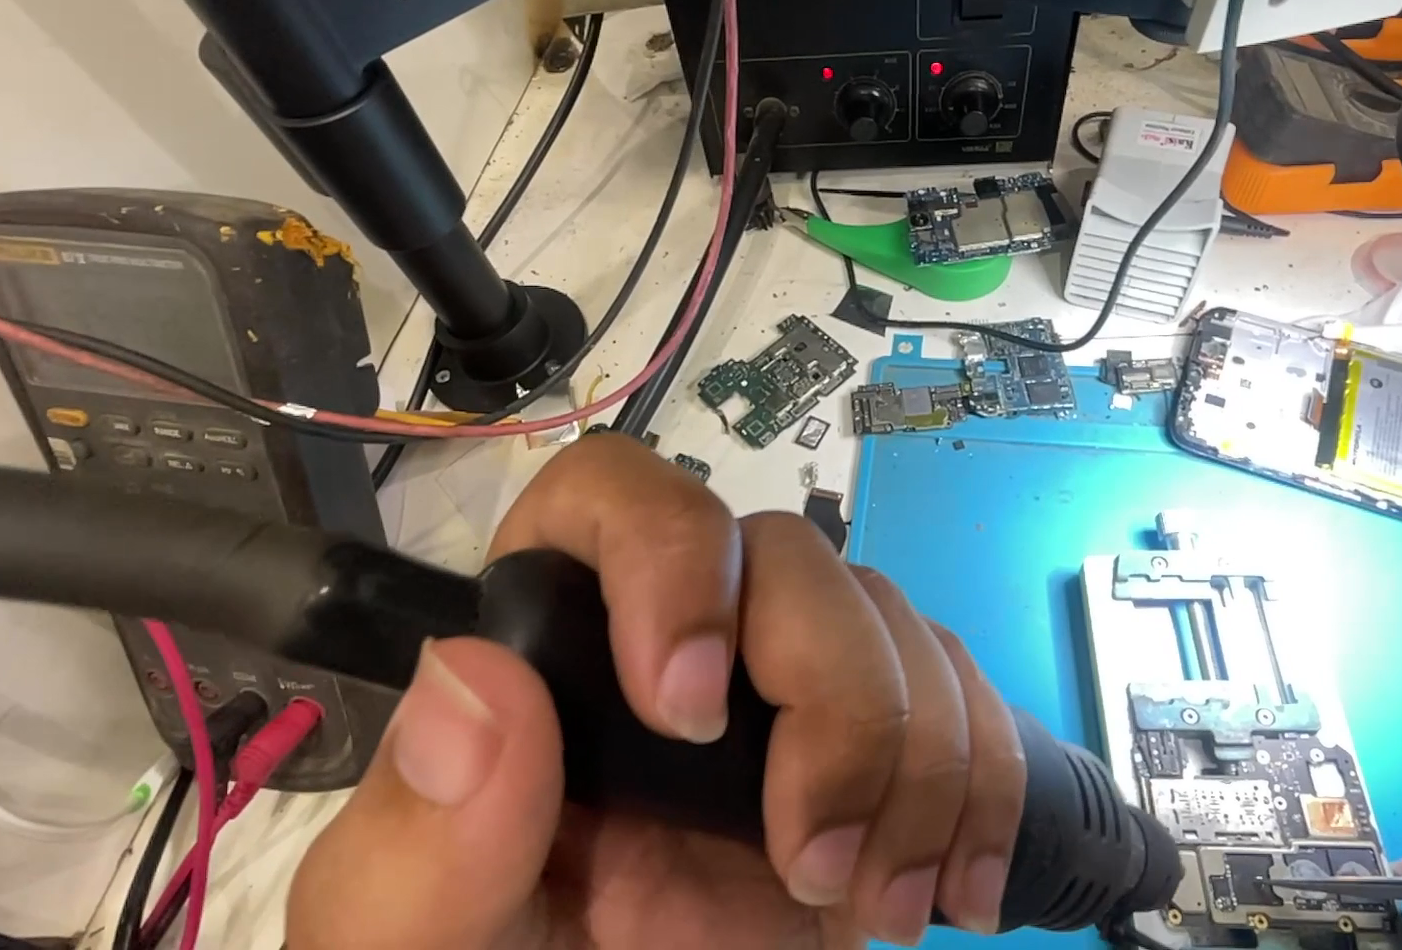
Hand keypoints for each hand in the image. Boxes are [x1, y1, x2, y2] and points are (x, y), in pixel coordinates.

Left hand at [286, 435, 1026, 948]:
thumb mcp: (432, 949)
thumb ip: (419, 843)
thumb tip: (473, 686)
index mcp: (568, 643)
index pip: (615, 497)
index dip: (671, 559)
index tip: (692, 711)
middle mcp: (695, 626)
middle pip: (792, 556)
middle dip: (832, 703)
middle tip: (811, 862)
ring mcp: (797, 670)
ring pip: (891, 615)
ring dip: (917, 764)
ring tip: (879, 905)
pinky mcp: (883, 725)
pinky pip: (965, 685)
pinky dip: (982, 780)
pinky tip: (960, 885)